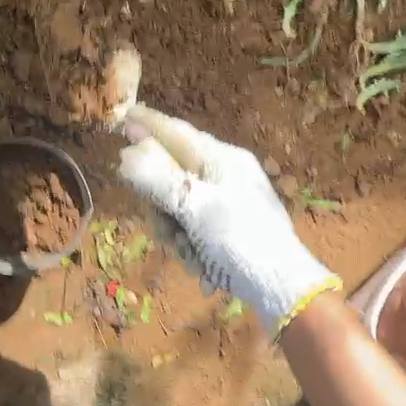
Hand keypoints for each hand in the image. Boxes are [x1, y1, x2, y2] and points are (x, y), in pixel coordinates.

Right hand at [118, 115, 338, 334]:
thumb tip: (125, 154)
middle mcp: (224, 173)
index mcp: (221, 160)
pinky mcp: (227, 225)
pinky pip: (191, 225)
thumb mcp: (194, 208)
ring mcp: (226, 200)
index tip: (123, 116)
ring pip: (176, 204)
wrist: (282, 289)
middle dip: (159, 203)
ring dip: (173, 231)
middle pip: (170, 172)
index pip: (176, 133)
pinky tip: (200, 264)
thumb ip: (157, 179)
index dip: (147, 125)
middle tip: (162, 228)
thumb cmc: (240, 241)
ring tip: (186, 252)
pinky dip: (189, 244)